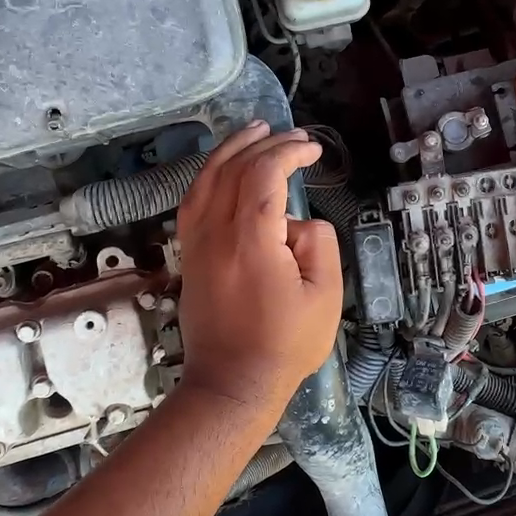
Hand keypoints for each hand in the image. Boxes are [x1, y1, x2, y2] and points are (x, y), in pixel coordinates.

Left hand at [174, 123, 343, 416]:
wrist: (232, 384)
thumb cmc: (285, 344)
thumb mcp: (325, 296)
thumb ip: (319, 243)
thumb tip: (297, 221)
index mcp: (252, 242)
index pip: (265, 175)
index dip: (289, 153)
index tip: (313, 151)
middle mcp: (217, 234)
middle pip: (235, 169)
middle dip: (267, 145)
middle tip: (296, 138)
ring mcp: (197, 244)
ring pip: (207, 178)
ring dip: (232, 149)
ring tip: (256, 131)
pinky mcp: (190, 255)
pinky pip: (193, 200)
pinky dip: (210, 174)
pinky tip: (224, 168)